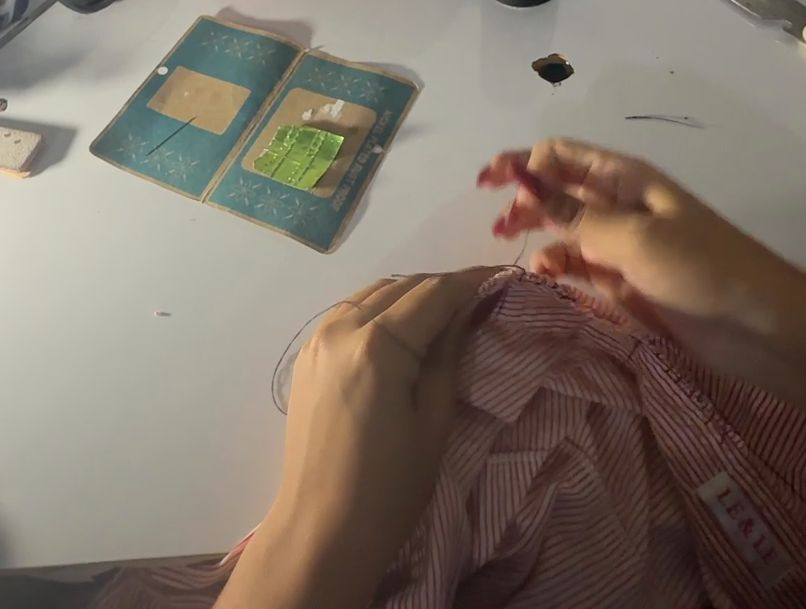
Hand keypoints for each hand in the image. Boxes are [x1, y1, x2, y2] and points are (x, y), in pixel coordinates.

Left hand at [219, 269, 493, 608]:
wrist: (319, 530)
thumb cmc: (388, 489)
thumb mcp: (434, 423)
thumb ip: (447, 355)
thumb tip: (463, 311)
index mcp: (378, 346)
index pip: (433, 294)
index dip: (469, 282)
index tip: (498, 276)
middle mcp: (343, 327)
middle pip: (403, 286)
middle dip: (442, 287)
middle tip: (477, 298)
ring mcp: (318, 337)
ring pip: (374, 292)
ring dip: (411, 293)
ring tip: (444, 312)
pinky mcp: (307, 352)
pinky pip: (351, 310)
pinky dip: (381, 307)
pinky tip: (401, 326)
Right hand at [479, 139, 802, 356]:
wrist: (760, 329)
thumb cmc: (701, 268)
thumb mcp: (633, 236)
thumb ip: (574, 212)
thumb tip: (522, 177)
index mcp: (624, 178)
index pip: (561, 155)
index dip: (523, 162)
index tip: (491, 183)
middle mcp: (616, 203)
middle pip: (556, 187)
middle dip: (522, 194)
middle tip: (493, 220)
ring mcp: (618, 242)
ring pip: (562, 225)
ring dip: (534, 228)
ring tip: (504, 241)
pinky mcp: (621, 279)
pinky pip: (576, 263)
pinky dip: (555, 264)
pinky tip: (542, 273)